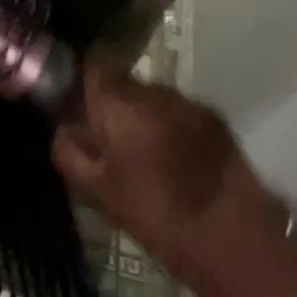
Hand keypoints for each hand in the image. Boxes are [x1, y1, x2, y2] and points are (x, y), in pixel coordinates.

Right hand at [50, 56, 282, 274]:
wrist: (233, 235)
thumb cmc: (153, 211)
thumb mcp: (96, 190)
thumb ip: (68, 150)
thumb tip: (63, 126)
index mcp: (117, 101)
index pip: (95, 60)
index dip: (85, 75)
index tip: (80, 98)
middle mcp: (153, 90)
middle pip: (126, 80)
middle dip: (117, 101)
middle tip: (113, 135)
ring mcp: (189, 102)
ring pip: (155, 96)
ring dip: (147, 113)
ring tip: (148, 148)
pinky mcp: (217, 119)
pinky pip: (182, 111)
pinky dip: (174, 125)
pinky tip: (178, 156)